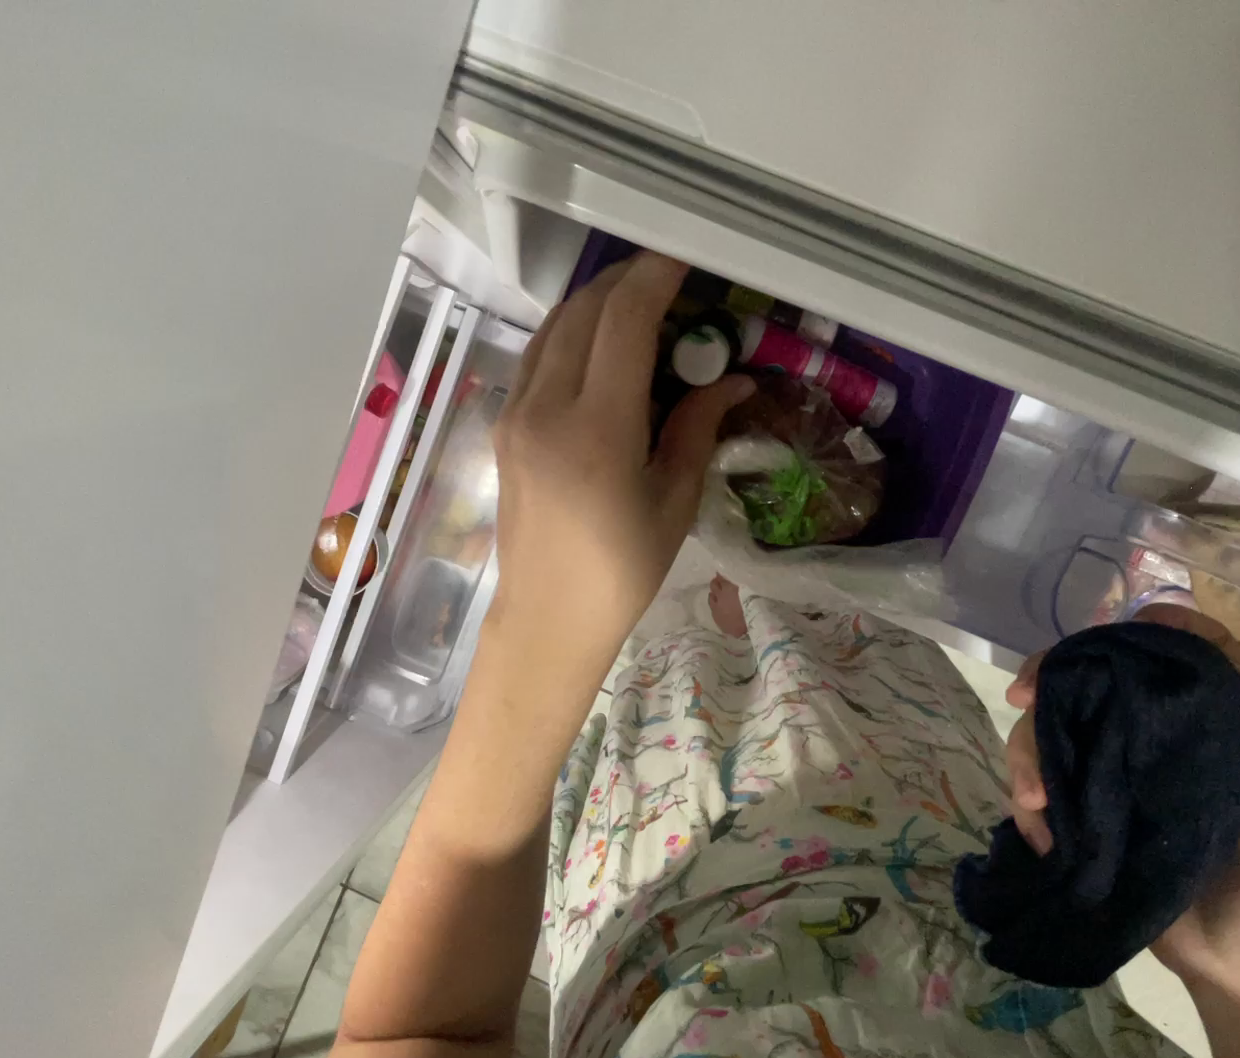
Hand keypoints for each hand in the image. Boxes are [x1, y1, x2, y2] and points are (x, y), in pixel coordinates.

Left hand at [485, 252, 752, 689]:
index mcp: (596, 429)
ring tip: (636, 306)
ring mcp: (515, 415)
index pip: (623, 320)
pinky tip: (597, 347)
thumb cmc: (621, 572)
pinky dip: (568, 335)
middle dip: (626, 282)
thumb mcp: (673, 502)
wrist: (547, 618)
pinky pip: (535, 358)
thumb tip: (735, 380)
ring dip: (594, 305)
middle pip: (583, 312)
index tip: (684, 257)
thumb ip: (698, 429)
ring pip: (553, 329)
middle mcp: (546, 408)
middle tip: (669, 280)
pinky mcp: (504, 427)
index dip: (655, 277)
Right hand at [1004, 605, 1239, 1057]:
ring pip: (1060, 728)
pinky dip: (1028, 793)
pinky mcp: (1092, 814)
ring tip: (1032, 797)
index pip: (1192, 653)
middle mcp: (1169, 742)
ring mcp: (1124, 777)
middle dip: (1052, 680)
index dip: (1148, 629)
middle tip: (1021, 700)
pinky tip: (1034, 825)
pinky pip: (1046, 782)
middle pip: (1101, 680)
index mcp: (1232, 733)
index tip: (1100, 638)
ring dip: (1030, 747)